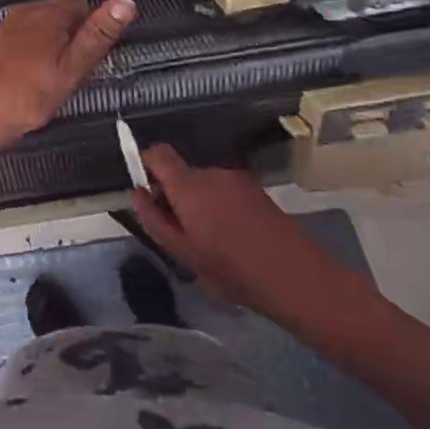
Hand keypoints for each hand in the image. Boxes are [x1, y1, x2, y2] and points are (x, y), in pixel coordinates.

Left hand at [0, 0, 135, 146]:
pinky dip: (34, 55)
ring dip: (53, 49)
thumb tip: (125, 3)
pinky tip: (31, 79)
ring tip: (51, 80)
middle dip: (72, 42)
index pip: (85, 8)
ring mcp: (8, 26)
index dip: (92, 35)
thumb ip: (99, 34)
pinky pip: (26, 40)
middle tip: (70, 74)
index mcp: (48, 13)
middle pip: (64, 18)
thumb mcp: (73, 68)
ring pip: (45, 30)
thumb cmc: (28, 96)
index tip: (87, 60)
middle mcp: (26, 12)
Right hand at [128, 144, 361, 320]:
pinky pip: (222, 189)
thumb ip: (153, 219)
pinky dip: (216, 205)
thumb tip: (136, 192)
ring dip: (196, 202)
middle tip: (177, 231)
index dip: (144, 162)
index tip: (143, 188)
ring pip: (202, 183)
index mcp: (190, 185)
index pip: (158, 153)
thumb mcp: (182, 252)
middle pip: (181, 172)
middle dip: (173, 194)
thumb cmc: (230, 268)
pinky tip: (228, 236)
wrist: (293, 275)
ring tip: (206, 239)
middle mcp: (212, 172)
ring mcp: (236, 178)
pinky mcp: (253, 188)